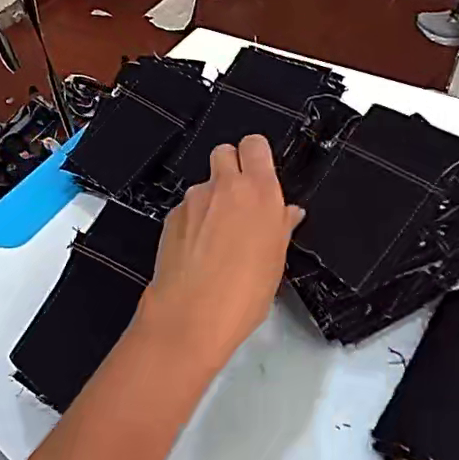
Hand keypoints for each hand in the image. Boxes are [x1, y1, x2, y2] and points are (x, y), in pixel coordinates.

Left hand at [137, 136, 303, 369]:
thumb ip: (280, 226)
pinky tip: (198, 249)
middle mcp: (225, 186)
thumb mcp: (276, 260)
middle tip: (240, 200)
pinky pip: (187, 207)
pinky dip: (193, 219)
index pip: (255, 145)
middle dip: (231, 168)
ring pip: (204, 183)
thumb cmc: (244, 292)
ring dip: (211, 199)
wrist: (191, 315)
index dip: (256, 156)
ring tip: (218, 237)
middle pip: (224, 152)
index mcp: (259, 191)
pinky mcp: (171, 216)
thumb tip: (287, 213)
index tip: (260, 175)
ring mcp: (194, 199)